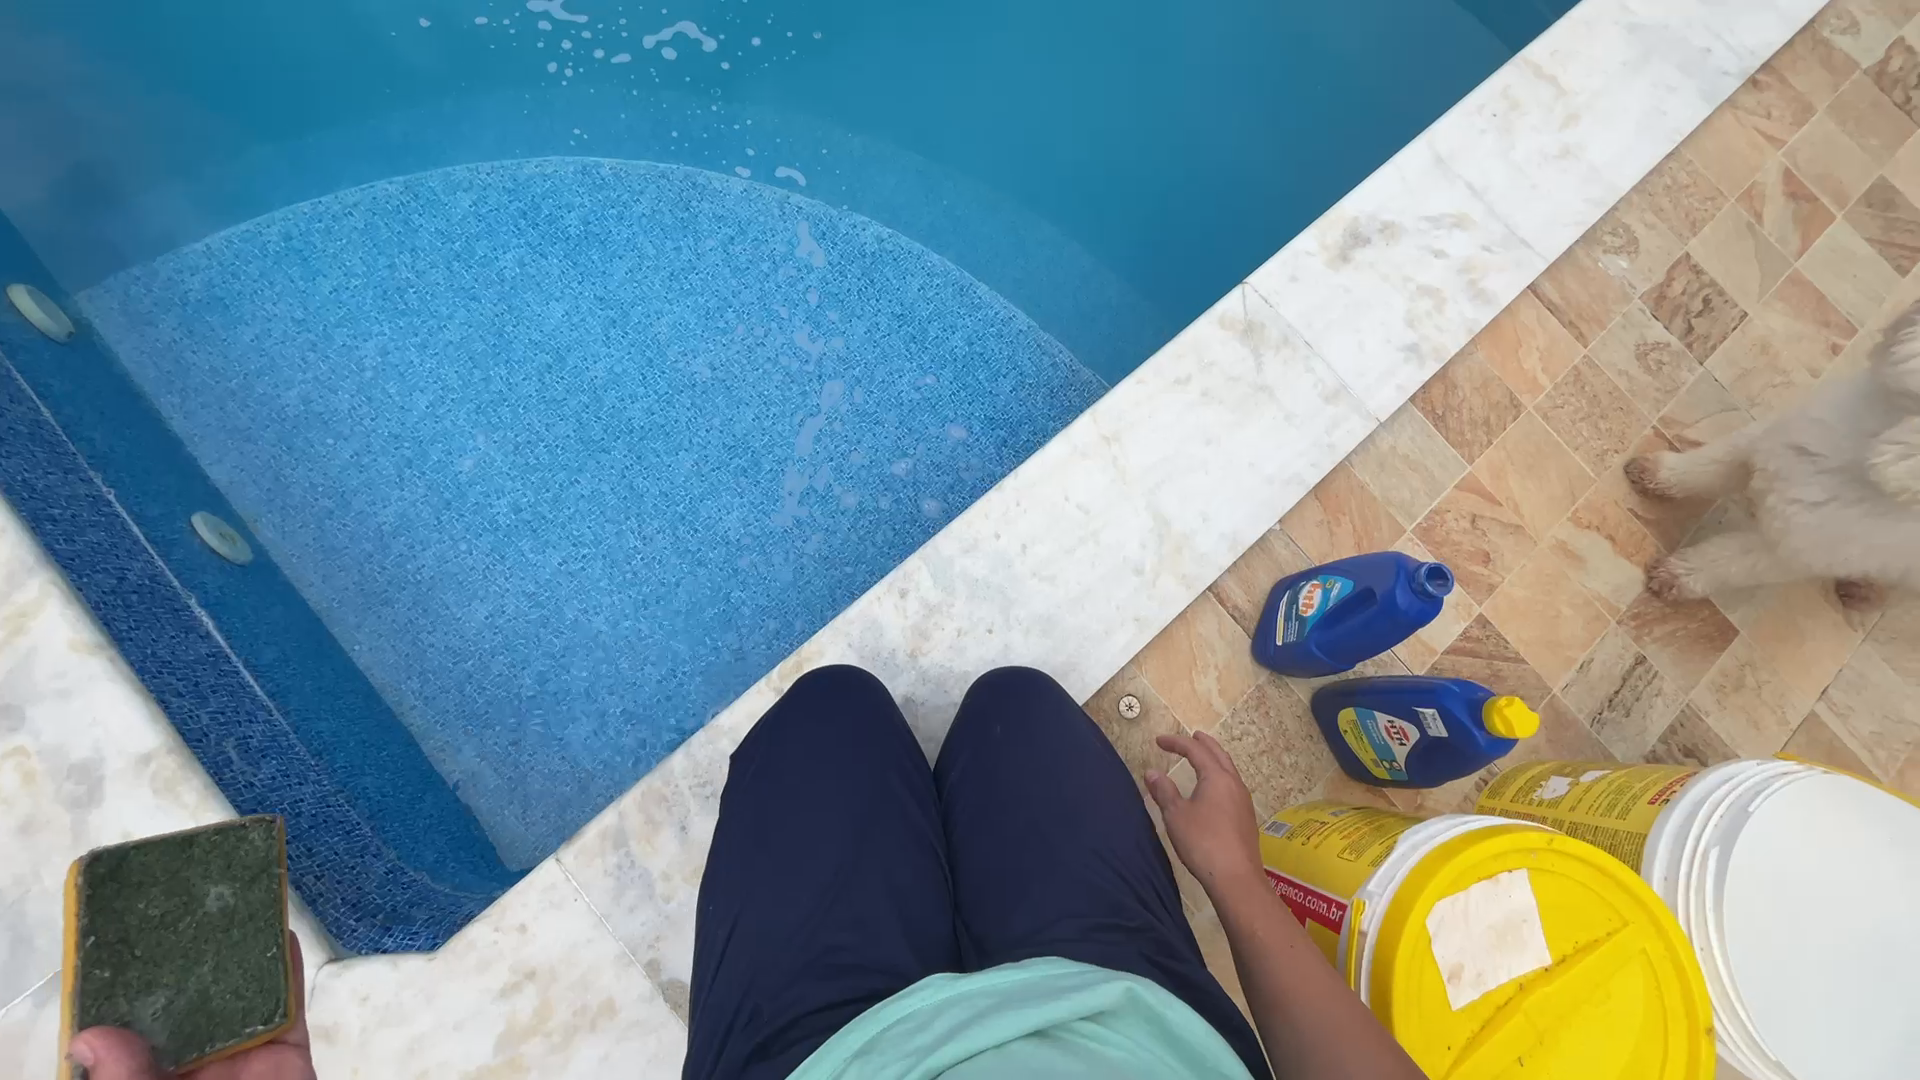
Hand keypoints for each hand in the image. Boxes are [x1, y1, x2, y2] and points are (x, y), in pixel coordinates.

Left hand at [68, 935, 317, 1079]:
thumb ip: (122, 1079)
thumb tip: (88, 1034)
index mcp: (140, 1074)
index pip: (127, 1031)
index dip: (122, 994)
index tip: (120, 949)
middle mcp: (187, 1061)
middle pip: (188, 1006)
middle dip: (191, 963)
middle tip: (188, 912)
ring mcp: (239, 1053)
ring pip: (241, 997)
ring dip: (244, 956)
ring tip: (239, 910)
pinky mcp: (286, 1046)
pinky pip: (289, 1004)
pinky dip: (290, 969)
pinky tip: (285, 934)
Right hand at [1146, 731, 1264, 897]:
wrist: (1236, 878)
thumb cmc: (1202, 842)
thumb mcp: (1176, 815)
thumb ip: (1164, 791)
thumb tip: (1152, 772)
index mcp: (1216, 777)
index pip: (1195, 750)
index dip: (1176, 742)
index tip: (1158, 741)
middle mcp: (1233, 784)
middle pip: (1219, 754)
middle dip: (1203, 743)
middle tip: (1191, 736)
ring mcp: (1243, 801)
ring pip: (1229, 770)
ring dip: (1214, 759)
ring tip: (1202, 759)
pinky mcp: (1246, 818)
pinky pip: (1232, 785)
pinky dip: (1220, 775)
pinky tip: (1213, 789)